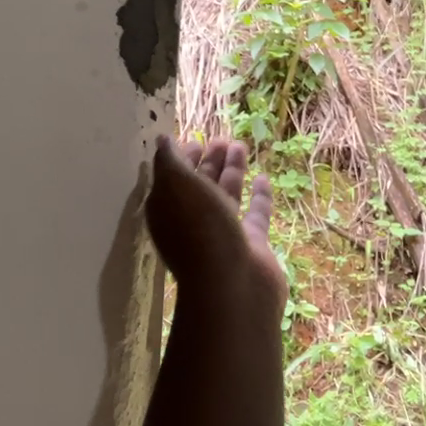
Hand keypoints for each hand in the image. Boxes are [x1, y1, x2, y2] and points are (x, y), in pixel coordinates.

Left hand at [146, 136, 284, 312]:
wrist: (232, 285)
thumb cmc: (199, 228)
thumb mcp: (175, 185)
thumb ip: (169, 160)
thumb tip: (163, 140)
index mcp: (169, 209)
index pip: (172, 178)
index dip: (181, 159)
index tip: (195, 141)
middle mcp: (193, 221)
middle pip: (200, 186)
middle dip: (209, 162)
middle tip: (222, 140)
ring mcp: (223, 234)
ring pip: (227, 195)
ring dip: (232, 171)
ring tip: (240, 146)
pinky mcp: (250, 244)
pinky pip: (255, 214)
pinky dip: (259, 196)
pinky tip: (263, 178)